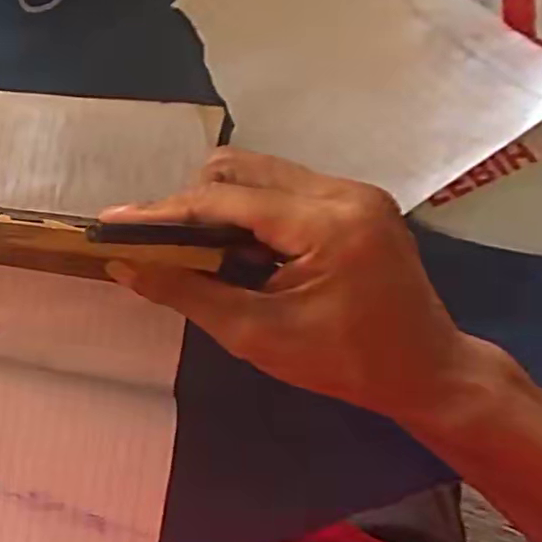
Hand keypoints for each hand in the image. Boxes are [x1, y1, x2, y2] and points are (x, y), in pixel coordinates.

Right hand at [102, 148, 499, 427]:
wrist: (428, 372)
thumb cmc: (342, 362)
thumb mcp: (252, 333)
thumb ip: (183, 292)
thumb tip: (122, 266)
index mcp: (326, 225)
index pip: (221, 200)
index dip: (160, 211)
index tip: (112, 221)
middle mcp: (341, 193)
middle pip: (235, 169)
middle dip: (185, 202)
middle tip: (157, 239)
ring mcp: (350, 192)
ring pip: (253, 171)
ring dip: (211, 202)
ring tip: (191, 243)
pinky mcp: (350, 201)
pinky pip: (275, 185)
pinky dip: (239, 207)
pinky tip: (230, 243)